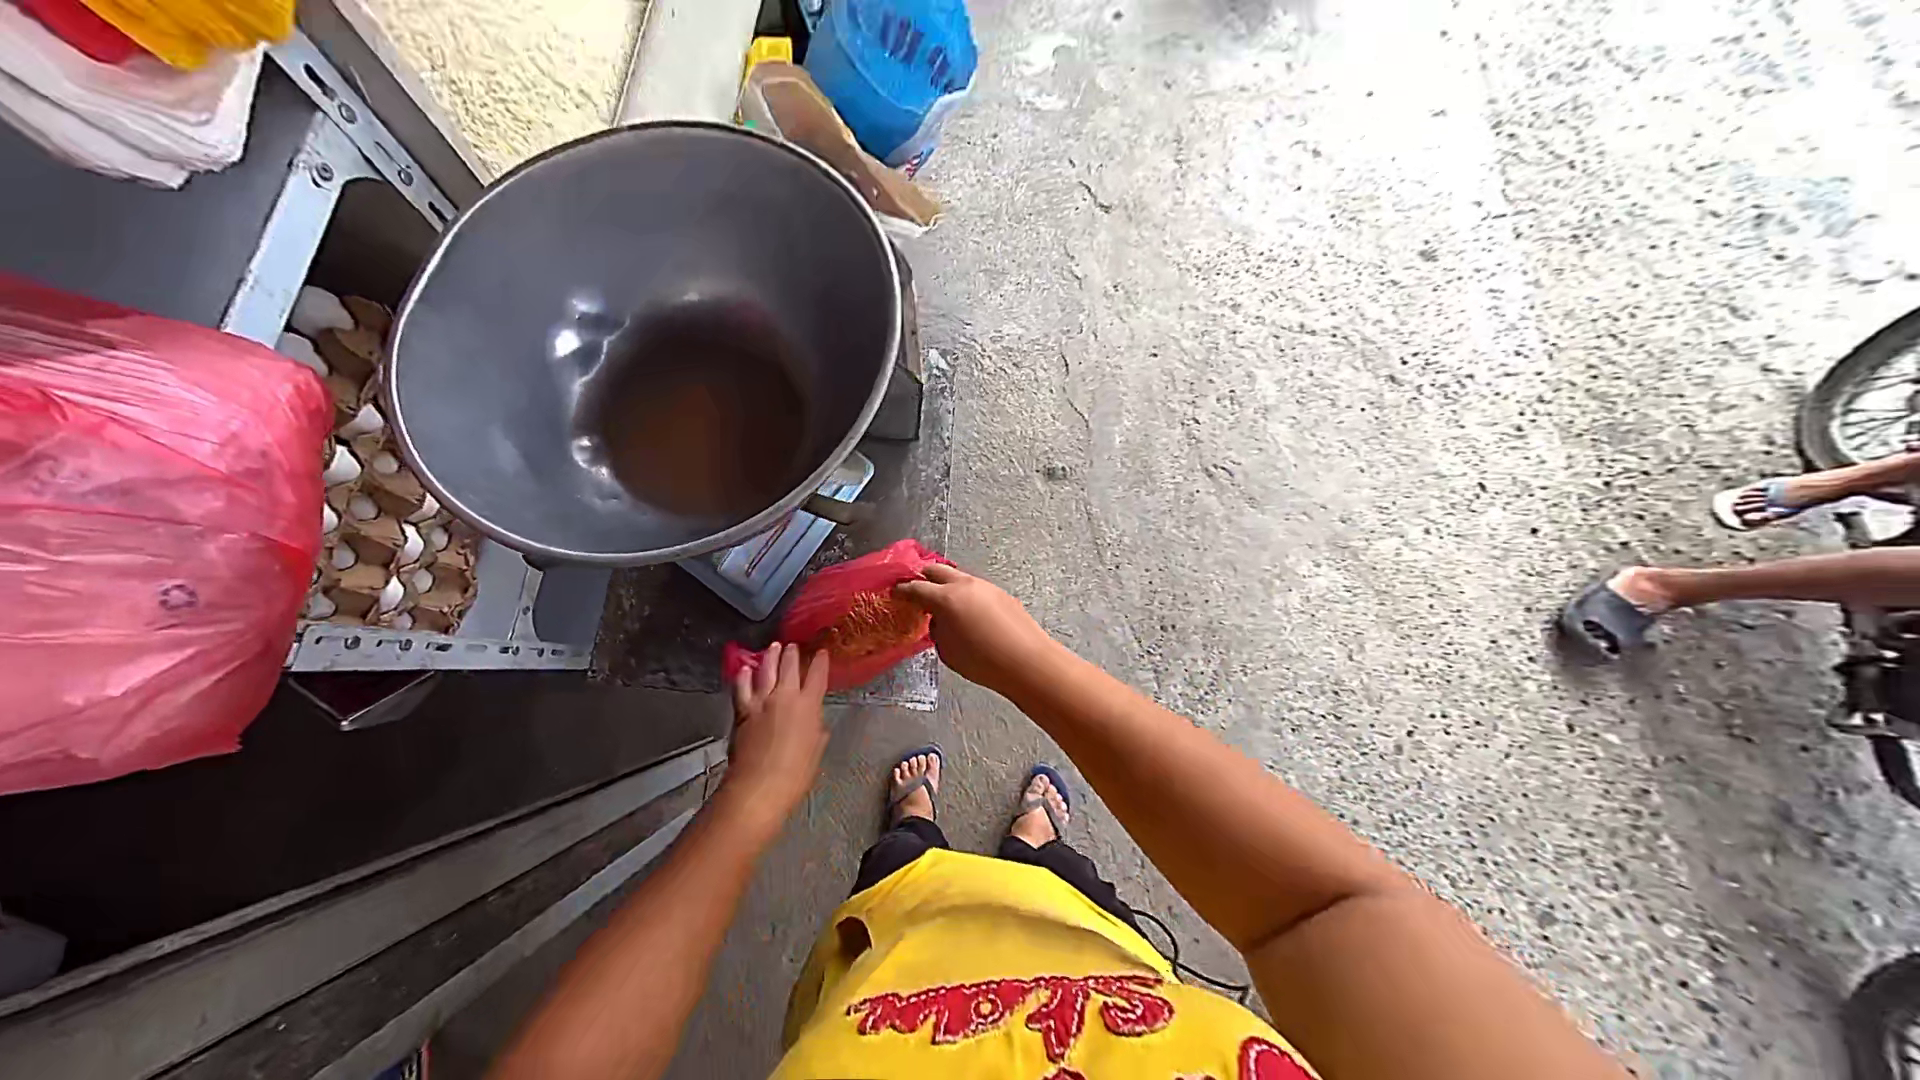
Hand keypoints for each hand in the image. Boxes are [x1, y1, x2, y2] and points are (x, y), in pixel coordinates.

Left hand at [721, 642, 830, 837]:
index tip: (822, 652)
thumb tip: (814, 721)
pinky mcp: (743, 711)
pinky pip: (742, 687)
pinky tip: (745, 669)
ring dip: (770, 657)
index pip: (817, 676)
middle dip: (793, 653)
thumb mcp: (816, 750)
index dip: (821, 662)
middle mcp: (785, 697)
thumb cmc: (795, 773)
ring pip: (766, 671)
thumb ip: (816, 730)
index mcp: (809, 706)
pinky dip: (744, 676)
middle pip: (789, 667)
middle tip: (793, 646)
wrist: (759, 786)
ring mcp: (761, 702)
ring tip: (773, 647)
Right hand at [893, 563, 1059, 692]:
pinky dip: (964, 595)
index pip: (916, 587)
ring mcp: (985, 587)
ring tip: (941, 602)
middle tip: (914, 588)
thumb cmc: (983, 661)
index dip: (902, 590)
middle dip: (922, 577)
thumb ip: (936, 629)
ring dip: (946, 585)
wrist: (1027, 662)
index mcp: (946, 598)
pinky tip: (966, 612)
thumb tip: (938, 621)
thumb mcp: (947, 650)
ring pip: (958, 577)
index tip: (896, 592)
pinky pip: (975, 589)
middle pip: (936, 570)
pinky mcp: (1001, 594)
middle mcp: (965, 585)